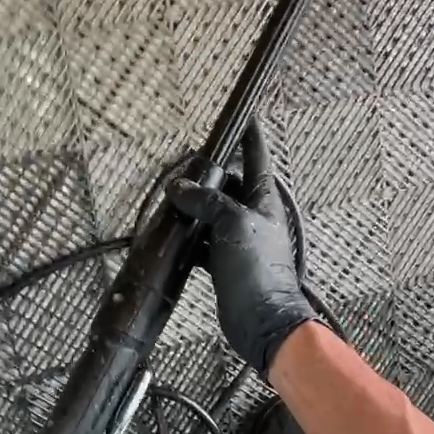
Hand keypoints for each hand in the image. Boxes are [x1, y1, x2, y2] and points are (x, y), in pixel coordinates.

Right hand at [167, 118, 319, 374]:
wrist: (262, 320)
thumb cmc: (260, 271)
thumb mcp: (233, 224)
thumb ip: (207, 201)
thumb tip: (180, 188)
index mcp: (263, 199)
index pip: (256, 155)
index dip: (248, 133)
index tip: (242, 112)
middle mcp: (252, 215)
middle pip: (227, 183)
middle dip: (206, 175)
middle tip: (182, 167)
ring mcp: (237, 240)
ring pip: (211, 213)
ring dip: (193, 208)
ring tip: (170, 200)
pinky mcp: (223, 262)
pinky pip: (202, 241)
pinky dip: (188, 238)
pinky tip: (173, 237)